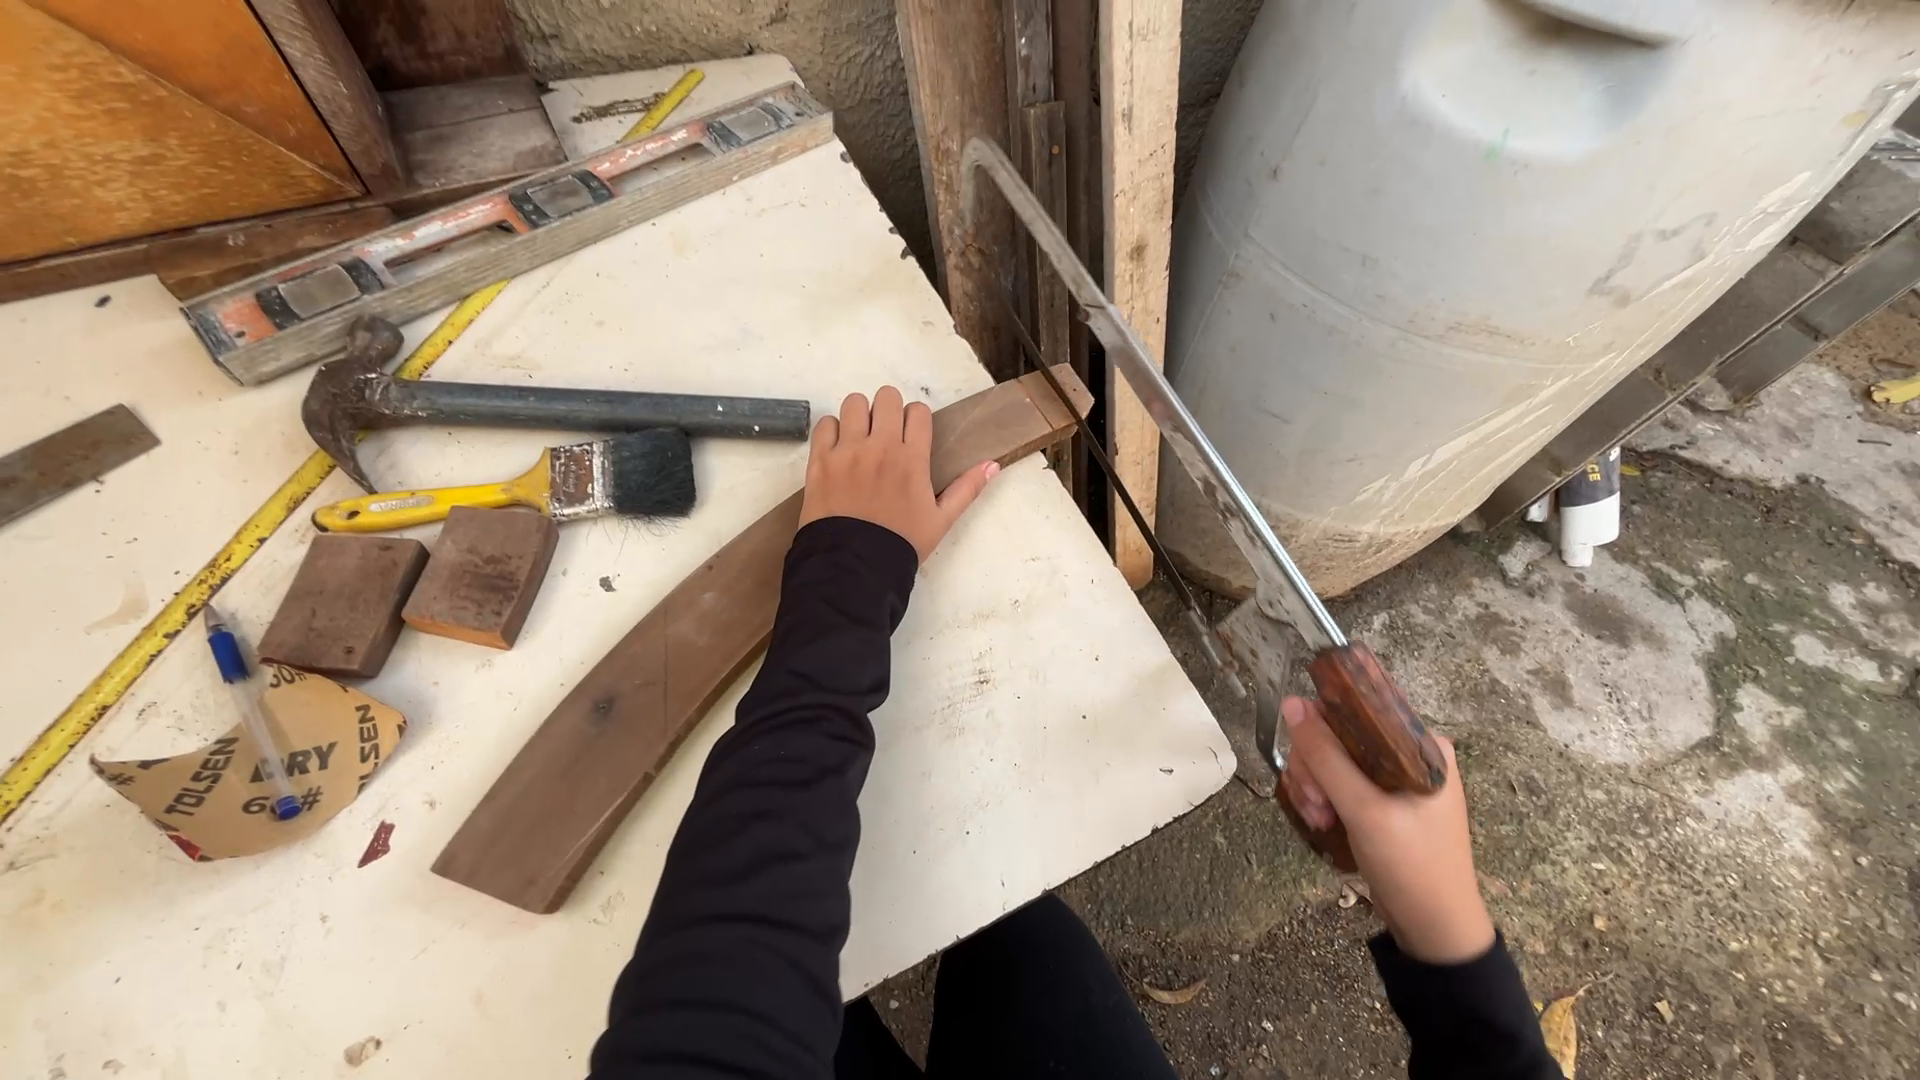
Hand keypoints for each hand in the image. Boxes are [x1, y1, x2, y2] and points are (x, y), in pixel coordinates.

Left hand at [798, 387, 999, 562]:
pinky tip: (838, 449)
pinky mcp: (820, 460)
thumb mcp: (941, 520)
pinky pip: (825, 424)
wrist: (855, 566)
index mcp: (911, 459)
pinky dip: (832, 431)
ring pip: (854, 404)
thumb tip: (993, 464)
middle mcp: (879, 447)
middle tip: (886, 433)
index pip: (918, 411)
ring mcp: (847, 451)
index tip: (912, 435)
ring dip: (860, 415)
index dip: (917, 420)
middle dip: (890, 411)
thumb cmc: (901, 543)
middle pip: (887, 398)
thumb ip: (967, 489)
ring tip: (860, 437)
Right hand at [1281, 696, 1493, 964]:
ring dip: (1313, 785)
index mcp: (1420, 744)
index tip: (1310, 764)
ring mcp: (1392, 777)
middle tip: (1316, 802)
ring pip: (1330, 758)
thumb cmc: (1411, 864)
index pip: (1356, 709)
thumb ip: (1326, 756)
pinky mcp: (1379, 799)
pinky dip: (1322, 798)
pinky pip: (1336, 780)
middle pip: (1336, 734)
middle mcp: (1408, 752)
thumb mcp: (1364, 809)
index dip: (1322, 729)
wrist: (1435, 929)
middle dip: (1315, 767)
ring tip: (1318, 817)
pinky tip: (1321, 820)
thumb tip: (1291, 703)